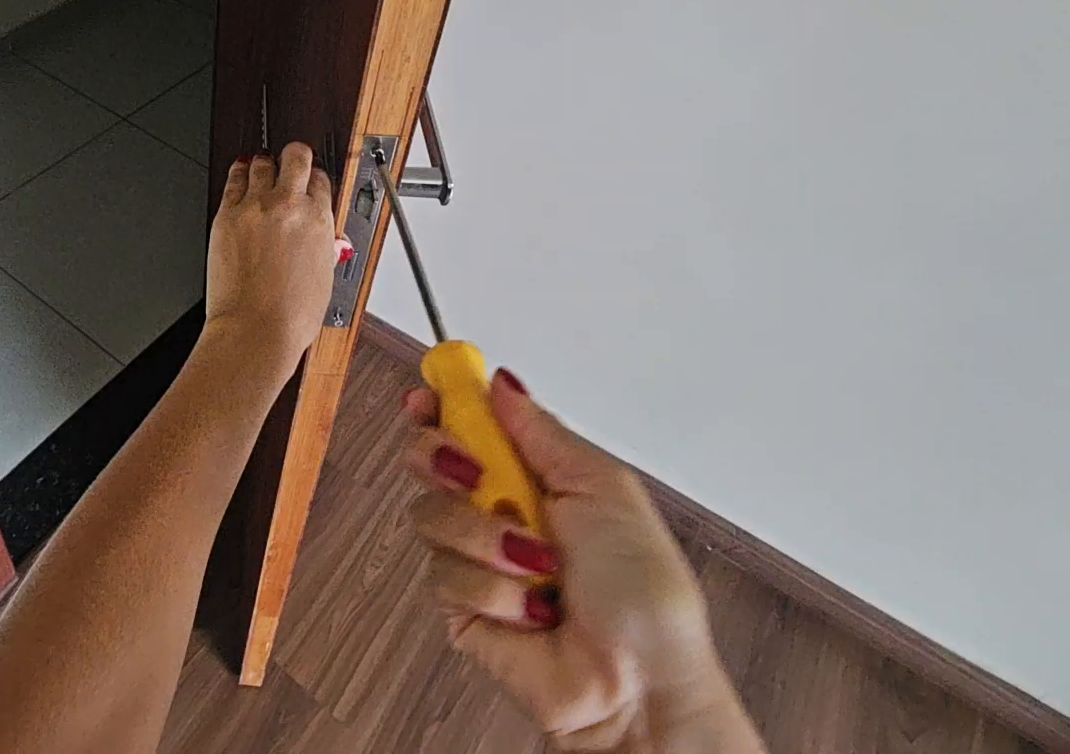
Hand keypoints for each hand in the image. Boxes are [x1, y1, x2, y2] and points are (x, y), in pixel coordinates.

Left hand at [204, 142, 341, 358]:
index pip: (321, 180)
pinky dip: (238, 173)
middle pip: (295, 156)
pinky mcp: (228, 215)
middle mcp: (290, 207)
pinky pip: (233, 180)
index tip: (308, 183)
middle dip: (294, 155)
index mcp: (319, 221)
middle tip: (291, 161)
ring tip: (262, 170)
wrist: (255, 329)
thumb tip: (326, 244)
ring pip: (262, 162)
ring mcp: (257, 207)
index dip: (314, 179)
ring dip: (264, 165)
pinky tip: (240, 173)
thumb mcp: (324, 279)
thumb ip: (324, 250)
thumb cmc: (290, 316)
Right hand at [405, 369, 763, 752]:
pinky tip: (528, 608)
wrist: (639, 687)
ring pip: (429, 514)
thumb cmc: (642, 591)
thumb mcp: (603, 488)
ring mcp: (473, 553)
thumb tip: (500, 381)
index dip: (438, 403)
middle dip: (441, 460)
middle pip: (427, 456)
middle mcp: (494, 505)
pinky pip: (442, 574)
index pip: (466, 421)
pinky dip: (491, 589)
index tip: (427, 397)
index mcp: (529, 471)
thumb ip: (542, 432)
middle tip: (476, 478)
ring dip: (484, 538)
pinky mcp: (460, 602)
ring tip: (535, 565)